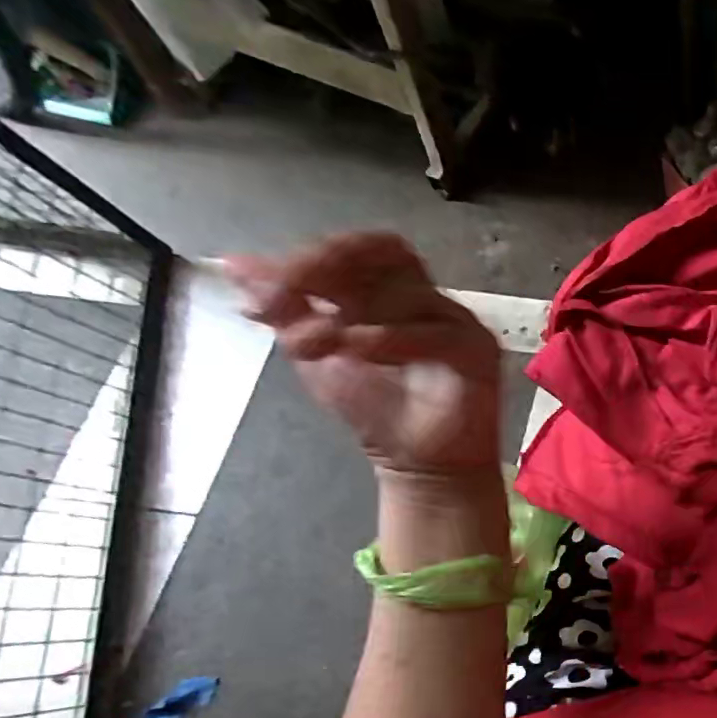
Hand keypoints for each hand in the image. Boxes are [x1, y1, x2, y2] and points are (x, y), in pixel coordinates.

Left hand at [225, 233, 500, 478]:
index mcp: (389, 295)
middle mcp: (425, 300)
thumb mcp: (317, 357)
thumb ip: (286, 311)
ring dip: (354, 310)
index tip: (265, 290)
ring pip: (410, 290)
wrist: (419, 465)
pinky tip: (357, 349)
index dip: (311, 257)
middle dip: (331, 264)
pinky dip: (394, 338)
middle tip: (290, 291)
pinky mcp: (479, 351)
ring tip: (316, 343)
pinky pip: (437, 334)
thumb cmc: (378, 412)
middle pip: (388, 252)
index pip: (357, 251)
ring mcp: (456, 322)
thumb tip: (237, 264)